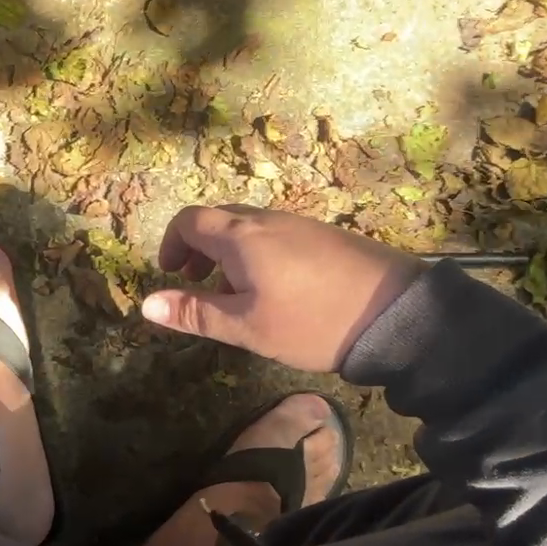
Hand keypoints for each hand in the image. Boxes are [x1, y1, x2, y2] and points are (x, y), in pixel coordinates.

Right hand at [140, 205, 425, 372]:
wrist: (400, 315)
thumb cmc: (311, 321)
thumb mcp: (246, 327)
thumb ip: (194, 313)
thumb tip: (145, 305)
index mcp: (239, 236)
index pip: (188, 220)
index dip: (172, 243)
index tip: (171, 273)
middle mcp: (265, 219)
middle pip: (217, 219)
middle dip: (198, 247)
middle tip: (197, 283)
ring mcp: (299, 223)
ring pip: (247, 227)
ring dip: (227, 252)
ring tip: (236, 292)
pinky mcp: (325, 235)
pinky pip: (275, 233)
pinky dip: (257, 252)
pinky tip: (276, 289)